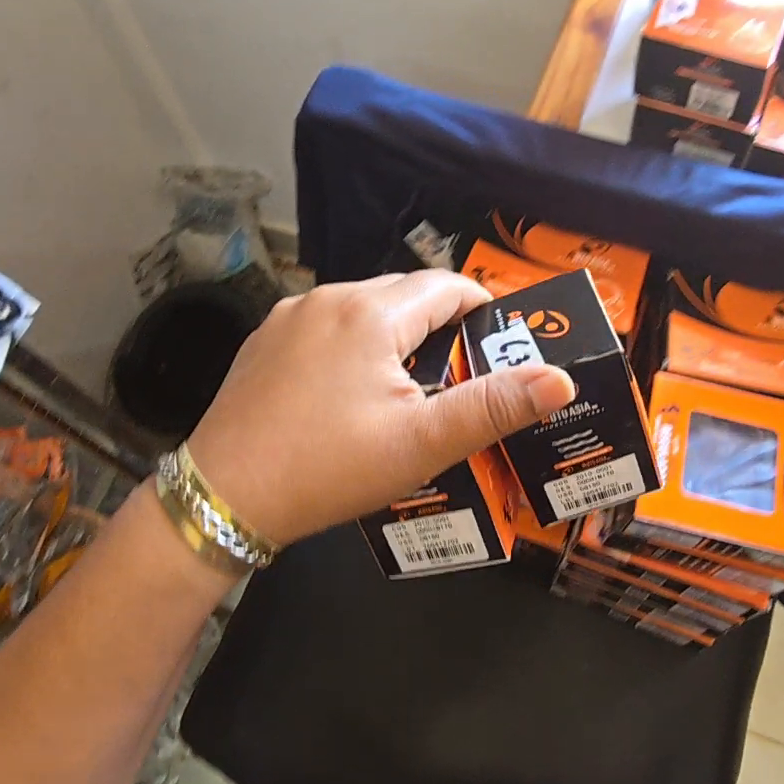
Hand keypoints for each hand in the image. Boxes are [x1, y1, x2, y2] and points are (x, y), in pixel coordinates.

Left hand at [182, 270, 577, 546]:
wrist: (224, 497)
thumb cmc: (330, 468)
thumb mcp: (421, 443)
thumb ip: (493, 407)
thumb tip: (559, 379)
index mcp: (371, 312)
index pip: (445, 286)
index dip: (482, 307)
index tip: (502, 341)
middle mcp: (327, 297)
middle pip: (404, 294)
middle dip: (441, 323)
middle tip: (464, 372)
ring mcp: (288, 316)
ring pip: (363, 308)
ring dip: (396, 333)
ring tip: (414, 384)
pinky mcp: (263, 341)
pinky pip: (327, 326)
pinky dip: (354, 344)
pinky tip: (353, 390)